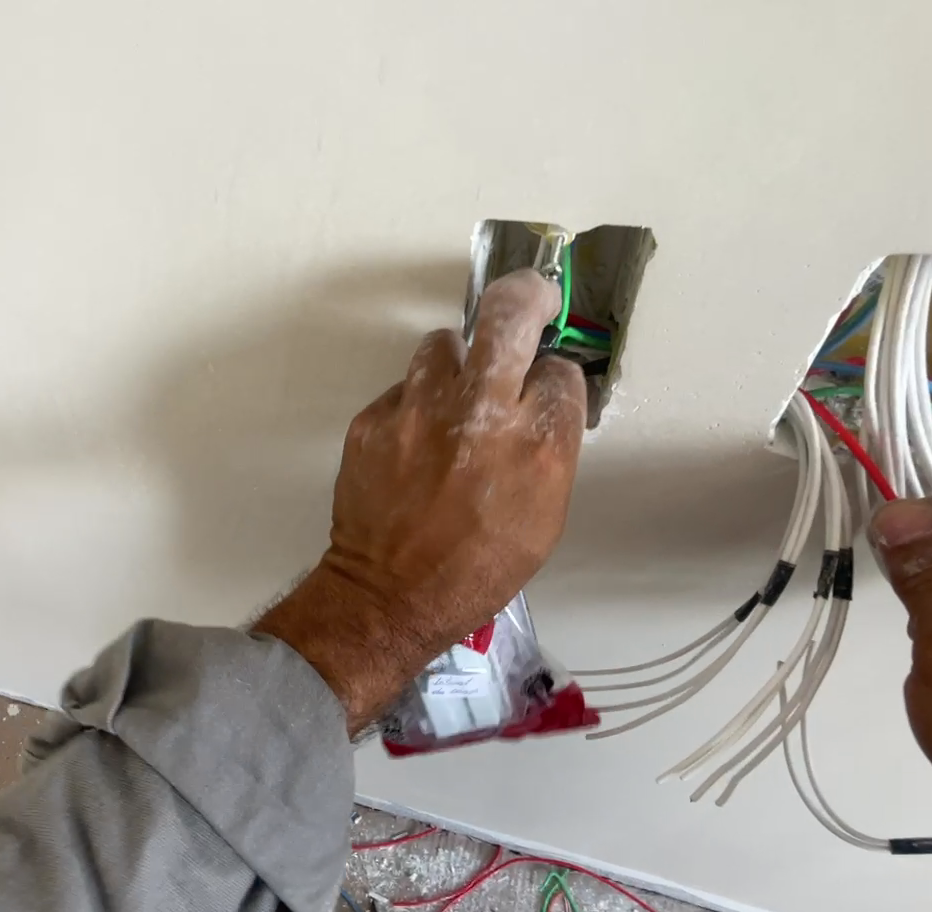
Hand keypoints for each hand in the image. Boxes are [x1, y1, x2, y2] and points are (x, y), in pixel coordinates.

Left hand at [257, 269, 586, 730]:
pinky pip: (403, 391)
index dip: (552, 377)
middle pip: (509, 316)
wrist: (388, 594)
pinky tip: (412, 444)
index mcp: (538, 445)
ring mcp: (418, 412)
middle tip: (531, 298)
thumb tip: (541, 406)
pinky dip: (414, 406)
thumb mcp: (543, 519)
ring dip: (456, 362)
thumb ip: (549, 451)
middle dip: (525, 297)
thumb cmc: (475, 570)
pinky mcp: (372, 421)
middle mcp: (479, 413)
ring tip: (453, 398)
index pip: (559, 371)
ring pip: (443, 345)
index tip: (543, 384)